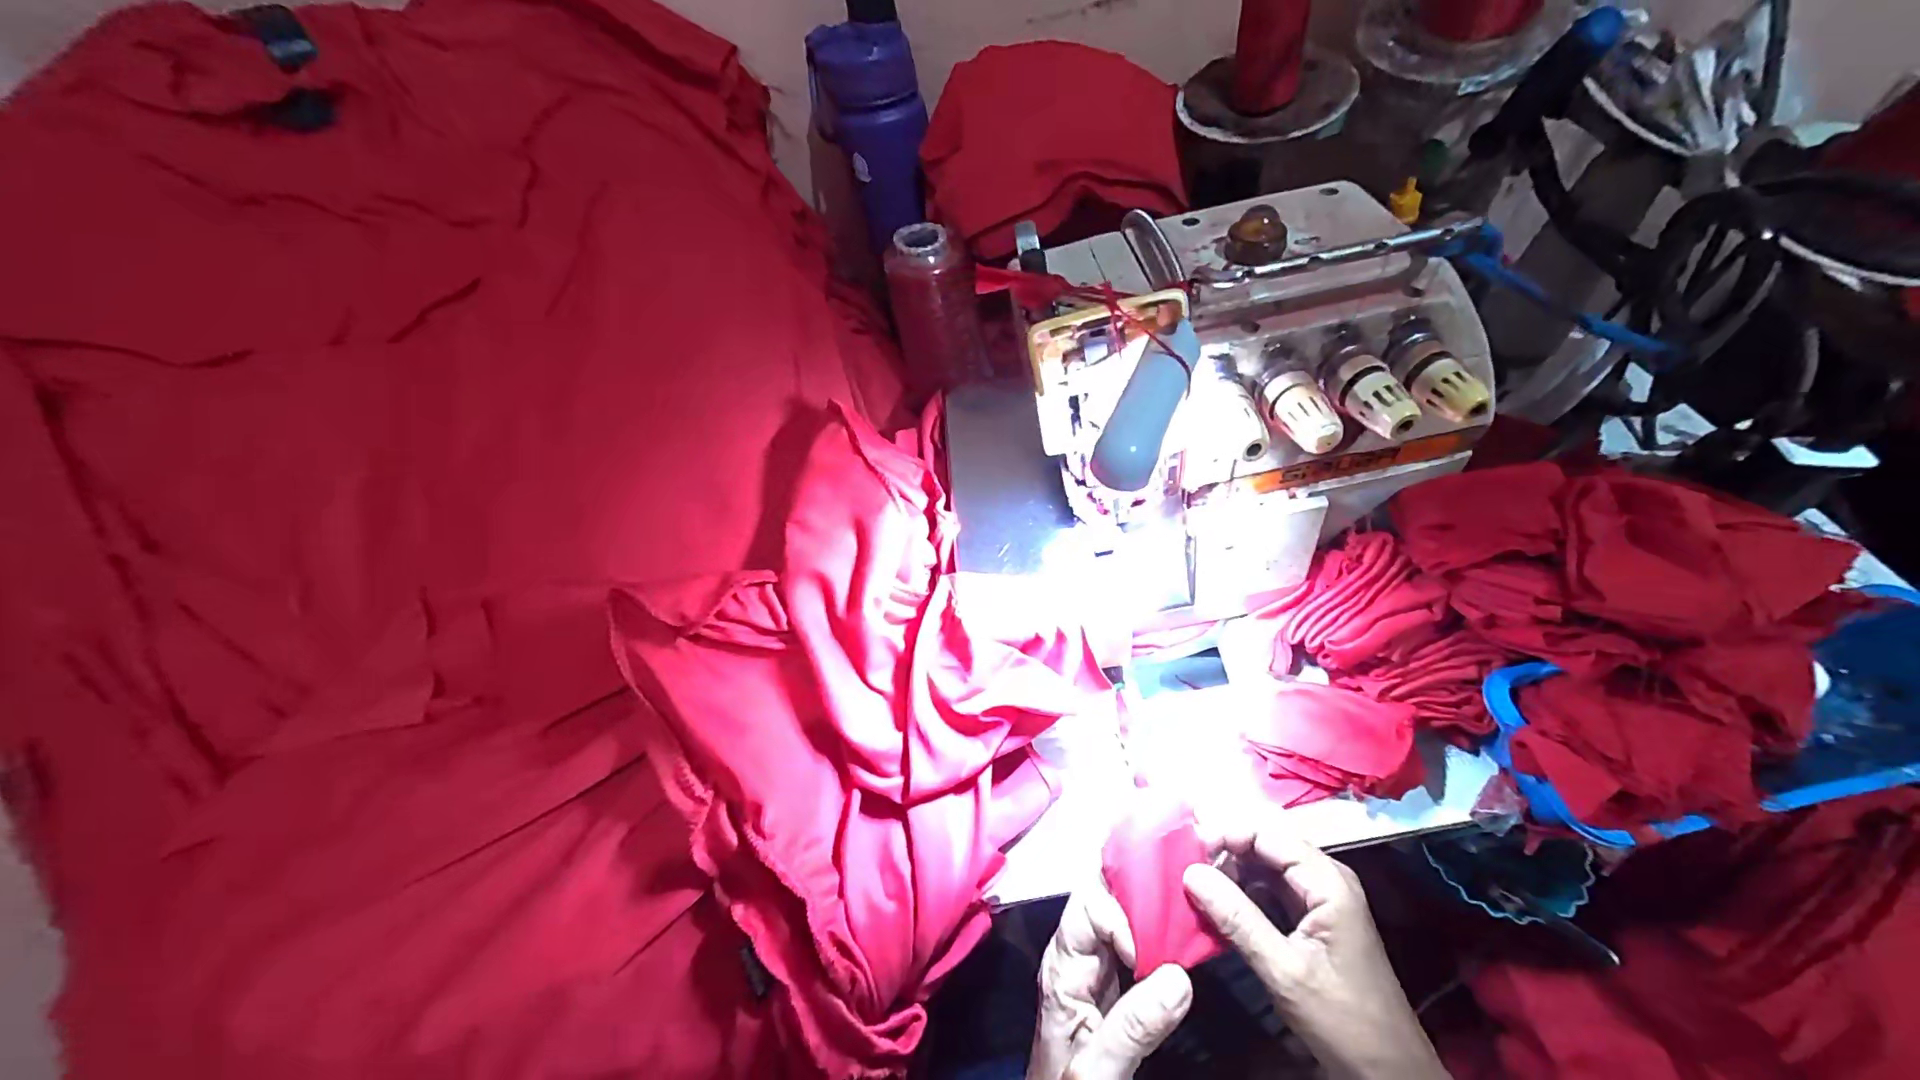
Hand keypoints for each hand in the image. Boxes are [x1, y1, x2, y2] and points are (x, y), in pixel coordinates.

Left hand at [1028, 881, 1193, 1079]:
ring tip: (1189, 914)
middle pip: (1104, 897)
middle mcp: (1075, 953)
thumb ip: (1133, 1027)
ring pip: (1120, 914)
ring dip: (1153, 910)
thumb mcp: (1096, 1072)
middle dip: (1141, 893)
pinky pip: (1136, 940)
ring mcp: (1094, 964)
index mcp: (1061, 965)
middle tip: (1185, 905)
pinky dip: (1160, 935)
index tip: (1160, 948)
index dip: (1125, 915)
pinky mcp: (1114, 980)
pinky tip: (1183, 942)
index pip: (1089, 906)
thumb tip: (1180, 977)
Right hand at [1182, 827, 1447, 1079]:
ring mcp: (1321, 895)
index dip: (1226, 833)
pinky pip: (1271, 885)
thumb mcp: (1284, 971)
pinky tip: (1219, 899)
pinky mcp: (1313, 914)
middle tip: (1186, 864)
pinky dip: (1243, 887)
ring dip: (1231, 868)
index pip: (1267, 833)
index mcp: (1328, 882)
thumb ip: (1237, 919)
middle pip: (1266, 843)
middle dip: (1225, 848)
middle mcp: (1326, 877)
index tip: (1189, 850)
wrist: (1390, 1071)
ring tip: (1196, 880)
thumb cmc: (1343, 1020)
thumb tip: (1191, 873)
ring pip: (1266, 863)